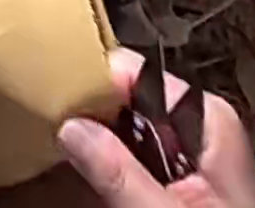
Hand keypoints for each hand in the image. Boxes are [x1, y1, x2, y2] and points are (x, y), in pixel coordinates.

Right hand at [56, 48, 254, 207]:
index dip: (94, 82)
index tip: (54, 98)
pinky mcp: (180, 181)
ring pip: (129, 126)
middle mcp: (197, 122)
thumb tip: (66, 123)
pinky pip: (137, 154)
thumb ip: (117, 173)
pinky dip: (111, 163)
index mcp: (205, 115)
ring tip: (57, 142)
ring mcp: (190, 152)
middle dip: (92, 112)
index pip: (137, 73)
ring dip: (97, 139)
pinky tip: (85, 172)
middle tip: (49, 123)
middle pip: (130, 96)